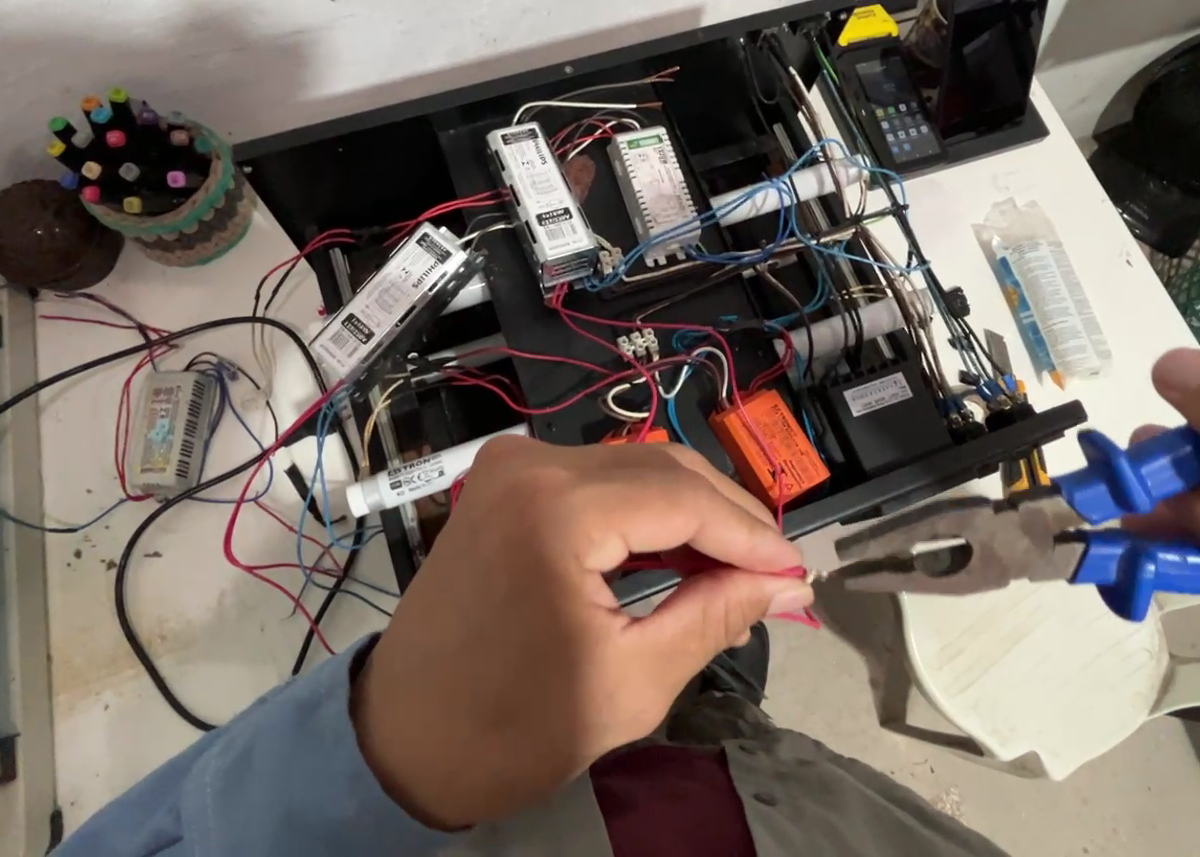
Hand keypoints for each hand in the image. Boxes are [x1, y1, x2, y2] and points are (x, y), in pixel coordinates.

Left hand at [350, 437, 810, 827]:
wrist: (404, 736)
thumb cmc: (512, 728)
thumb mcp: (630, 682)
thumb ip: (714, 615)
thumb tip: (784, 582)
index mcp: (557, 508)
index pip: (684, 499)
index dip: (750, 534)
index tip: (796, 571)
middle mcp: (532, 463)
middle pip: (661, 469)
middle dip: (727, 516)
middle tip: (774, 569)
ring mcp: (512, 464)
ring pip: (633, 466)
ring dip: (689, 511)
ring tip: (737, 565)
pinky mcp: (505, 479)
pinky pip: (597, 478)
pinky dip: (643, 510)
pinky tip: (679, 550)